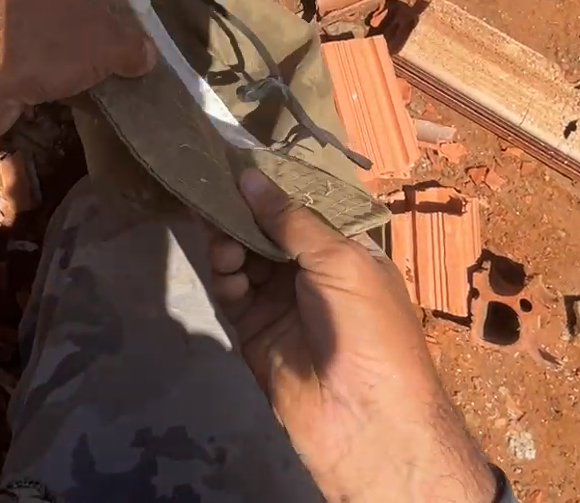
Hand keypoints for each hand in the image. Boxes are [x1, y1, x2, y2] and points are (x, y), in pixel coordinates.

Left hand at [0, 0, 156, 143]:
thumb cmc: (41, 41)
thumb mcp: (104, 42)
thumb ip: (132, 45)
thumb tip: (146, 53)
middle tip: (114, 8)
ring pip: (39, 9)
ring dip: (63, 25)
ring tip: (99, 45)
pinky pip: (27, 41)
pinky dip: (46, 54)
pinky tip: (70, 75)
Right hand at [208, 168, 496, 502]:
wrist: (366, 421)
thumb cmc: (368, 327)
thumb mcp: (340, 260)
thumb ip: (290, 218)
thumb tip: (249, 175)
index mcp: (341, 250)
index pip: (299, 208)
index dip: (270, 186)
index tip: (238, 158)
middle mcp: (307, 270)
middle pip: (264, 228)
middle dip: (241, 208)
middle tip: (211, 183)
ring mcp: (278, 298)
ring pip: (242, 252)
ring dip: (229, 237)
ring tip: (221, 233)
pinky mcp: (252, 325)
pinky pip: (230, 286)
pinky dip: (223, 270)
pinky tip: (224, 261)